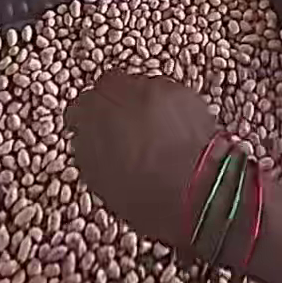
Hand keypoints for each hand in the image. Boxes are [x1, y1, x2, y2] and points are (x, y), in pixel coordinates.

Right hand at [66, 72, 220, 248]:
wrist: (201, 190)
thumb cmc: (151, 197)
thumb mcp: (105, 184)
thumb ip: (90, 151)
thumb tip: (86, 137)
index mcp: (95, 118)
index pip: (80, 105)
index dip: (84, 118)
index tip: (88, 129)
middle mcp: (122, 93)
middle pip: (107, 85)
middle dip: (109, 100)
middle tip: (116, 122)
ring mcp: (153, 88)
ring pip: (137, 85)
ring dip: (138, 100)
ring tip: (148, 128)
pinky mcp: (181, 90)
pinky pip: (164, 91)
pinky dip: (163, 104)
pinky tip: (170, 127)